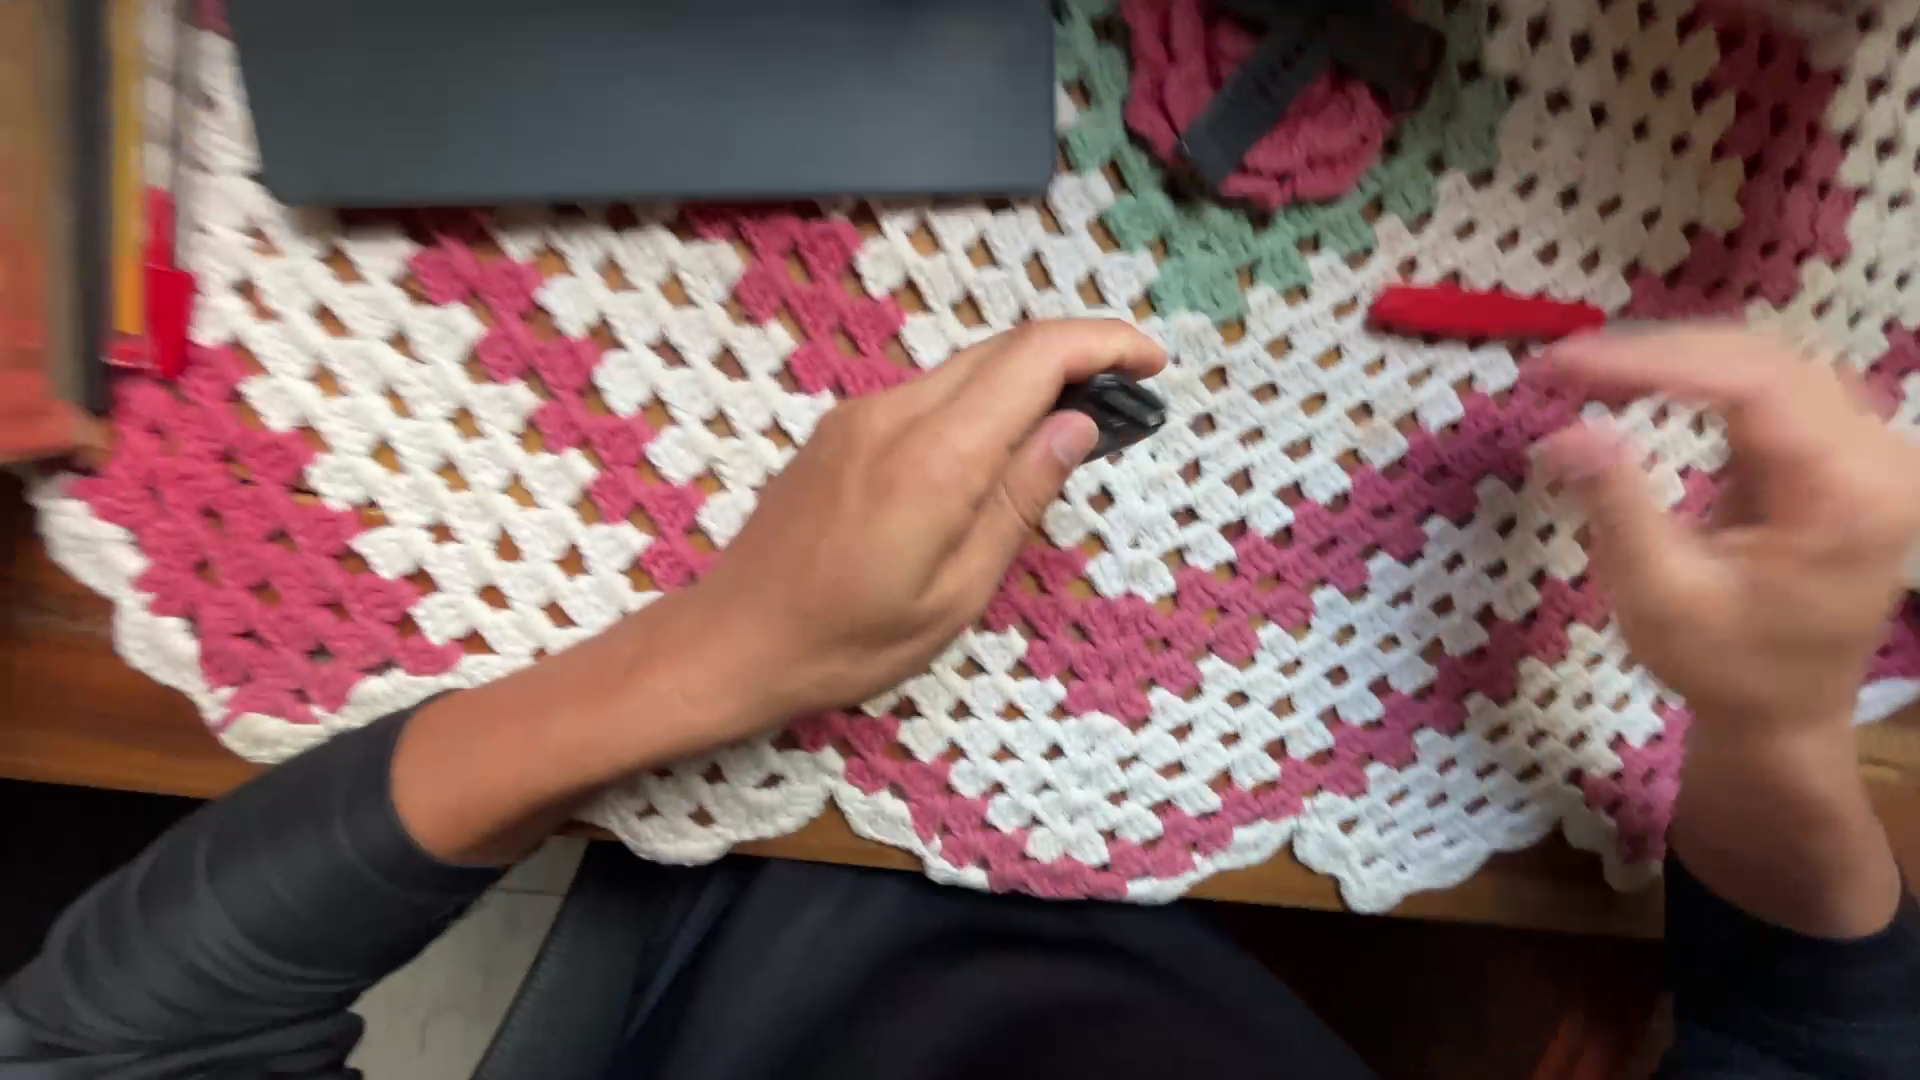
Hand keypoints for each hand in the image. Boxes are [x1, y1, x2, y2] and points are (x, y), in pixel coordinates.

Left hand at [689, 319, 1166, 724]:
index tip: (1151, 363)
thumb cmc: (850, 642)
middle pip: (1001, 349)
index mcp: (933, 459)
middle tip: (1121, 401)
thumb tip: (1076, 425)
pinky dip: (980, 400)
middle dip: (1074, 355)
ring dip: (1026, 378)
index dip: (1102, 344)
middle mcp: (893, 413)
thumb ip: (1018, 499)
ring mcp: (859, 414)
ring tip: (1067, 427)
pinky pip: (928, 394)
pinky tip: (994, 448)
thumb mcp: (956, 593)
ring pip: (964, 368)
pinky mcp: (840, 427)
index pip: (1033, 359)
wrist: (733, 639)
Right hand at [1538, 325, 1919, 738]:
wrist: (1781, 706)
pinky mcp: (1836, 461)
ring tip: (1588, 369)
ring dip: (1674, 357)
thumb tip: (1561, 434)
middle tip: (1559, 366)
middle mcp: (1878, 459)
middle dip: (1655, 351)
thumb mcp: (1655, 591)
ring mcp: (1866, 456)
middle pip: (1768, 360)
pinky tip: (1643, 382)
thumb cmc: (1719, 660)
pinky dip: (1697, 377)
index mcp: (1847, 493)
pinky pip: (1769, 391)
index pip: (1753, 385)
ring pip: (1771, 365)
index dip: (1650, 362)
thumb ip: (1615, 503)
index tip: (1560, 367)